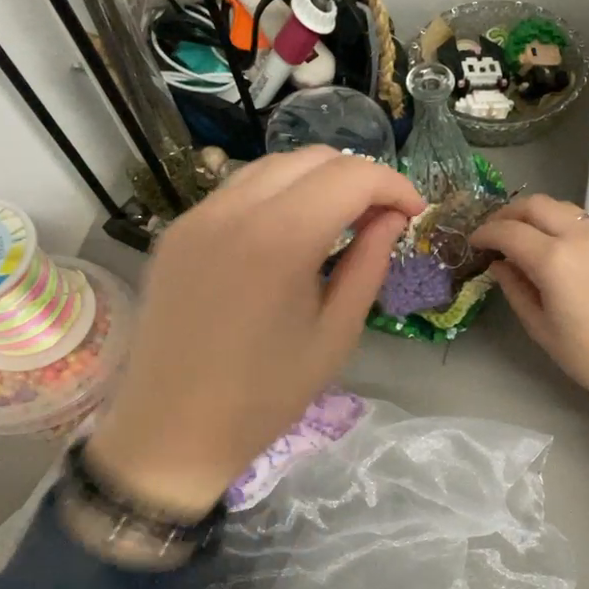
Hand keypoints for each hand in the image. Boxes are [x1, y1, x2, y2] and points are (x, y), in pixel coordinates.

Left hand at [87, 148, 422, 517]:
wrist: (173, 429)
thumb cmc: (266, 395)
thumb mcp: (336, 335)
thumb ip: (369, 266)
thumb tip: (391, 221)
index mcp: (282, 239)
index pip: (353, 177)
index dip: (395, 186)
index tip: (415, 215)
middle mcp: (235, 210)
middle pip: (314, 159)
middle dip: (360, 178)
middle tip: (383, 220)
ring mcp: (199, 215)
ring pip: (273, 166)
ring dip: (318, 182)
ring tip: (342, 223)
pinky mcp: (178, 231)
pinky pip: (238, 190)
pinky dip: (278, 196)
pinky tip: (291, 235)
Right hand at [471, 195, 588, 461]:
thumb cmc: (586, 355)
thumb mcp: (540, 327)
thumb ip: (515, 288)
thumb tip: (499, 265)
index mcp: (553, 260)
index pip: (509, 232)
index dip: (485, 234)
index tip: (473, 243)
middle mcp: (578, 238)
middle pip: (535, 205)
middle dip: (508, 214)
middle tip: (494, 234)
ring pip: (560, 206)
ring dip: (535, 214)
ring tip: (520, 236)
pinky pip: (580, 221)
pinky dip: (558, 223)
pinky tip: (551, 247)